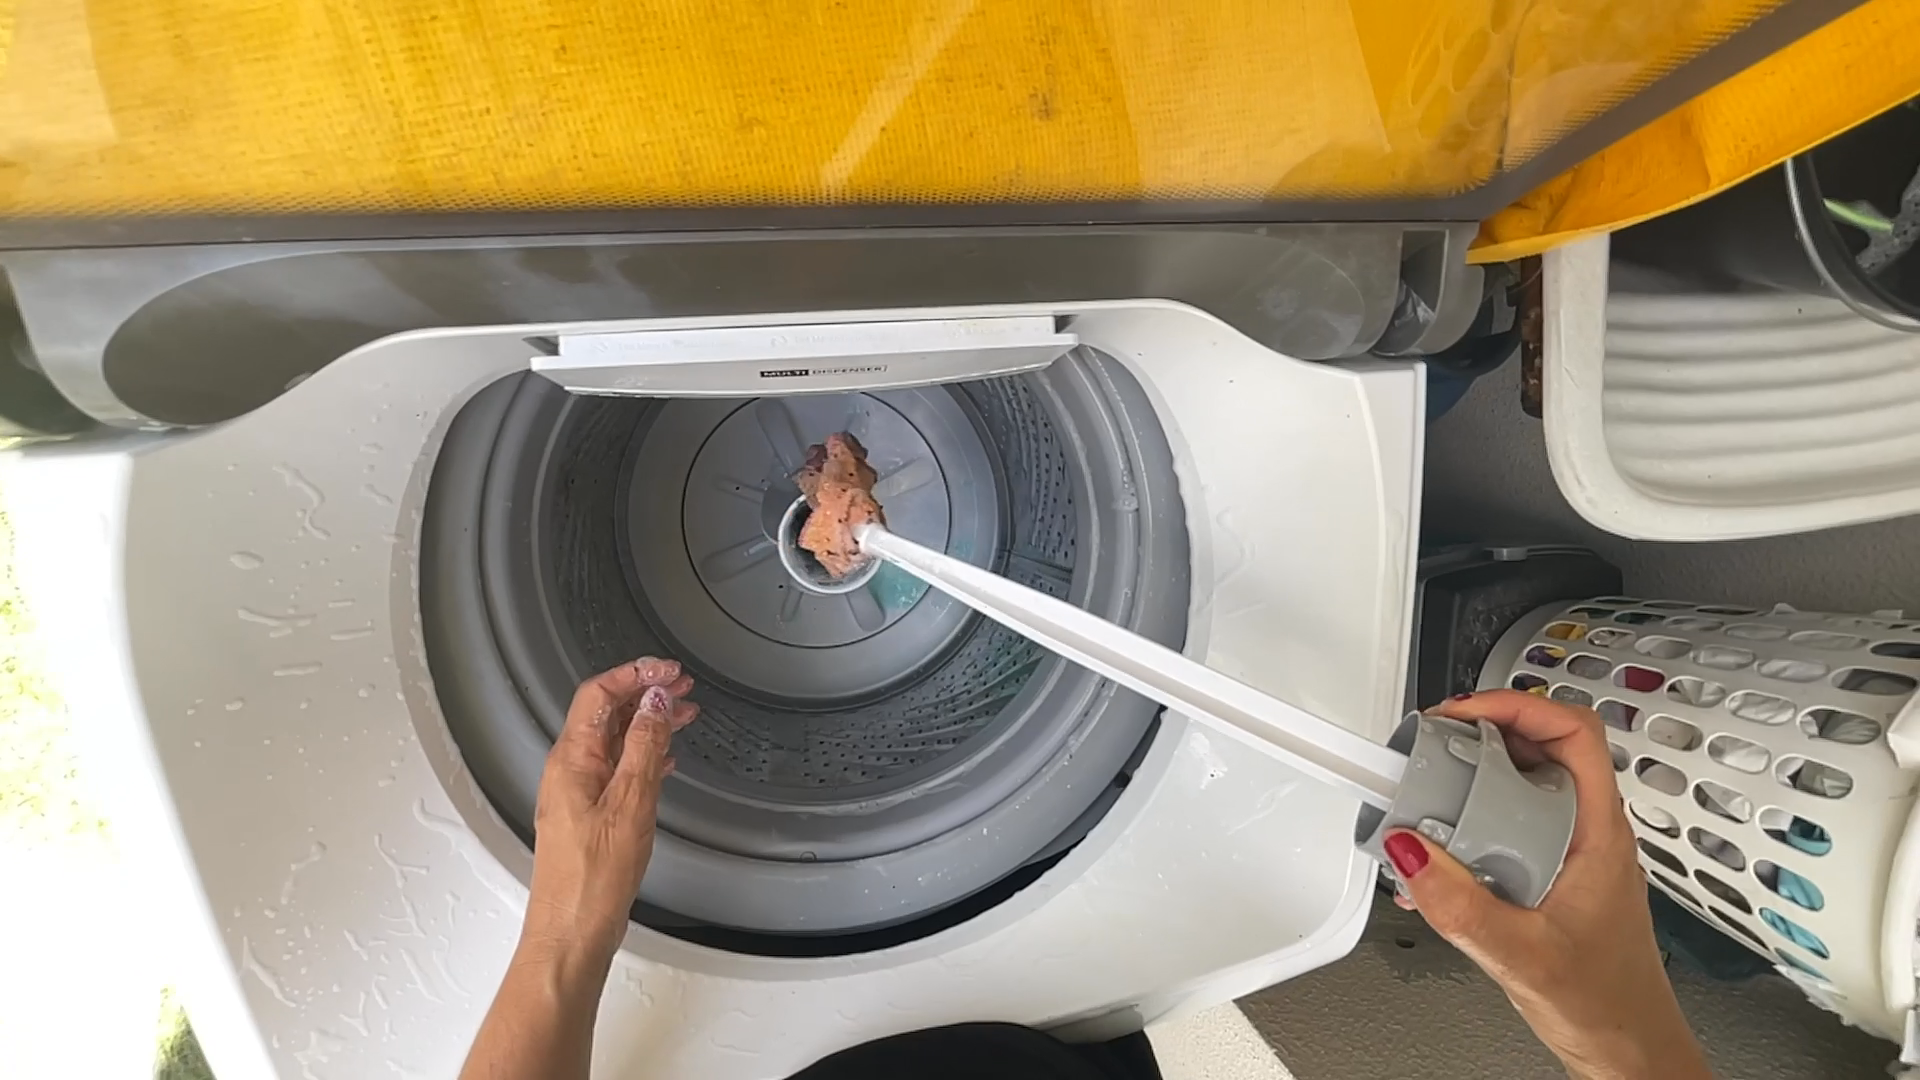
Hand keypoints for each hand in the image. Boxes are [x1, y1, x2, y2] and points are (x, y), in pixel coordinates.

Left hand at [523, 657, 698, 961]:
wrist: (572, 933)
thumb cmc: (592, 879)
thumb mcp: (630, 801)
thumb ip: (644, 745)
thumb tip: (654, 701)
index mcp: (571, 760)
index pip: (599, 695)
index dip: (634, 674)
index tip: (669, 670)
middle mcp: (570, 770)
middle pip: (608, 713)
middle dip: (645, 692)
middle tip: (682, 685)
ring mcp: (580, 791)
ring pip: (616, 738)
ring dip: (650, 721)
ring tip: (684, 713)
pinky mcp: (592, 811)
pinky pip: (620, 765)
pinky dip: (646, 751)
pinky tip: (667, 756)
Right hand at [1384, 690, 1708, 1079]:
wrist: (1631, 1056)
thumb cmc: (1609, 1012)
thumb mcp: (1525, 959)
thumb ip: (1462, 907)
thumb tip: (1408, 848)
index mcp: (1596, 834)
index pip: (1573, 733)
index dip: (1515, 705)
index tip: (1459, 716)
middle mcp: (1581, 830)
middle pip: (1533, 744)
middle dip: (1474, 732)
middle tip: (1428, 745)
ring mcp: (1561, 846)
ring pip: (1512, 779)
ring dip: (1462, 773)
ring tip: (1422, 789)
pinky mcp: (1539, 864)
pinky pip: (1497, 815)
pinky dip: (1459, 812)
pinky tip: (1430, 849)